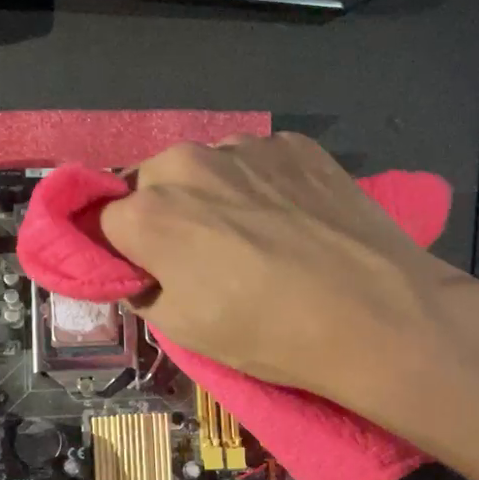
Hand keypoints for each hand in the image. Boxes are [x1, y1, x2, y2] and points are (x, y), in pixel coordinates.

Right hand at [99, 133, 478, 412]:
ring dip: (214, 198)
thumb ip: (143, 288)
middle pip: (153, 186)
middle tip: (201, 260)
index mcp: (150, 212)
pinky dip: (261, 188)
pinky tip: (291, 223)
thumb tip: (141, 270)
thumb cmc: (269, 334)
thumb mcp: (185, 331)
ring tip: (255, 241)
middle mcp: (190, 163)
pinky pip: (258, 164)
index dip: (119, 250)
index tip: (142, 272)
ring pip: (207, 170)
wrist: (375, 313)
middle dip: (164, 217)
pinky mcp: (297, 145)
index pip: (102, 221)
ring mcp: (248, 148)